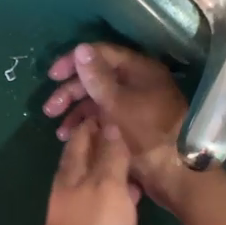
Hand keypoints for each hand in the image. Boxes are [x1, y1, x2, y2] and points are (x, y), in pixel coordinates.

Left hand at [31, 119, 136, 224]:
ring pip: (102, 182)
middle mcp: (73, 190)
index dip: (97, 120)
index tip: (118, 103)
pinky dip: (124, 194)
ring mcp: (84, 214)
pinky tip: (140, 193)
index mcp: (70, 174)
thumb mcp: (105, 187)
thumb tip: (108, 124)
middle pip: (91, 158)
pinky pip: (111, 205)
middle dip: (109, 142)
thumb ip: (109, 156)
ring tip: (144, 154)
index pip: (82, 137)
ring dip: (118, 168)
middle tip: (137, 127)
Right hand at [42, 43, 190, 210]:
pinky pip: (103, 118)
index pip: (101, 54)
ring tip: (59, 131)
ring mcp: (134, 105)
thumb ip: (96, 77)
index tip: (52, 76)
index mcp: (140, 70)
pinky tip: (71, 137)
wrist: (175, 175)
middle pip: (96, 78)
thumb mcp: (118, 104)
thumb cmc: (148, 134)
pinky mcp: (130, 125)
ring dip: (76, 112)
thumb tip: (80, 48)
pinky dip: (87, 125)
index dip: (74, 61)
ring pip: (97, 100)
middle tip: (50, 109)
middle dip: (71, 92)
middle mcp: (137, 83)